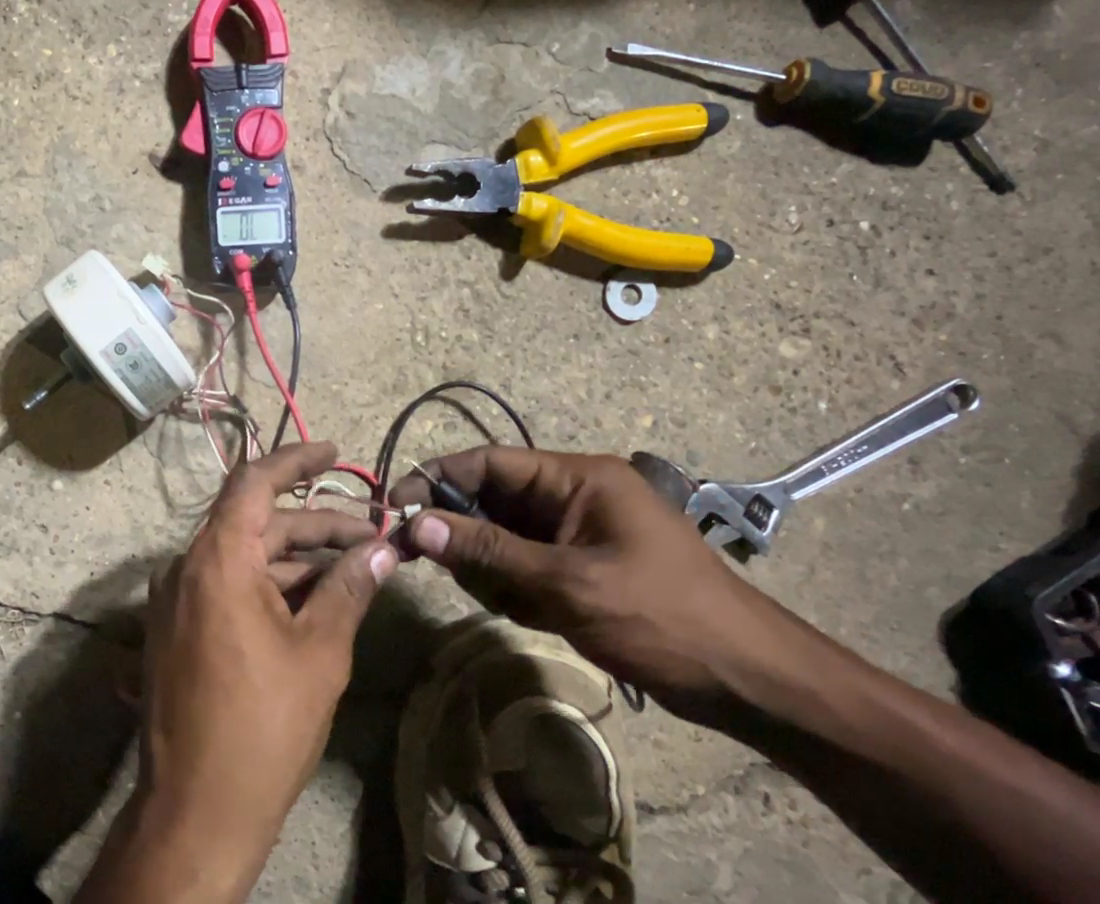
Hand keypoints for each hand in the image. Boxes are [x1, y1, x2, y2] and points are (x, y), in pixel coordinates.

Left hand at [81, 442, 393, 903]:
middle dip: (317, 525)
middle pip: (255, 524)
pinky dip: (268, 587)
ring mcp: (175, 601)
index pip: (254, 482)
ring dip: (296, 561)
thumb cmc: (264, 724)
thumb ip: (349, 589)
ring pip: (242, 559)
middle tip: (374, 537)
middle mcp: (185, 568)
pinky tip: (313, 603)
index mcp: (216, 559)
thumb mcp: (319, 651)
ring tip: (355, 572)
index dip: (295, 459)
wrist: (197, 806)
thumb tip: (383, 550)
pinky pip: (224, 588)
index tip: (334, 452)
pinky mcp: (174, 631)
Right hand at [390, 445, 794, 721]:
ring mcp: (578, 533)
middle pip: (490, 499)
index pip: (489, 462)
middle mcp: (574, 496)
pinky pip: (523, 565)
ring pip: (502, 537)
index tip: (393, 508)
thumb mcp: (565, 582)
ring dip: (492, 570)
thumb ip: (487, 551)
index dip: (437, 479)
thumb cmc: (661, 617)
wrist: (747, 679)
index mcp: (578, 478)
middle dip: (464, 534)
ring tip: (517, 603)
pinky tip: (533, 614)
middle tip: (443, 569)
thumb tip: (415, 524)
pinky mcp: (580, 566)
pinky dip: (514, 588)